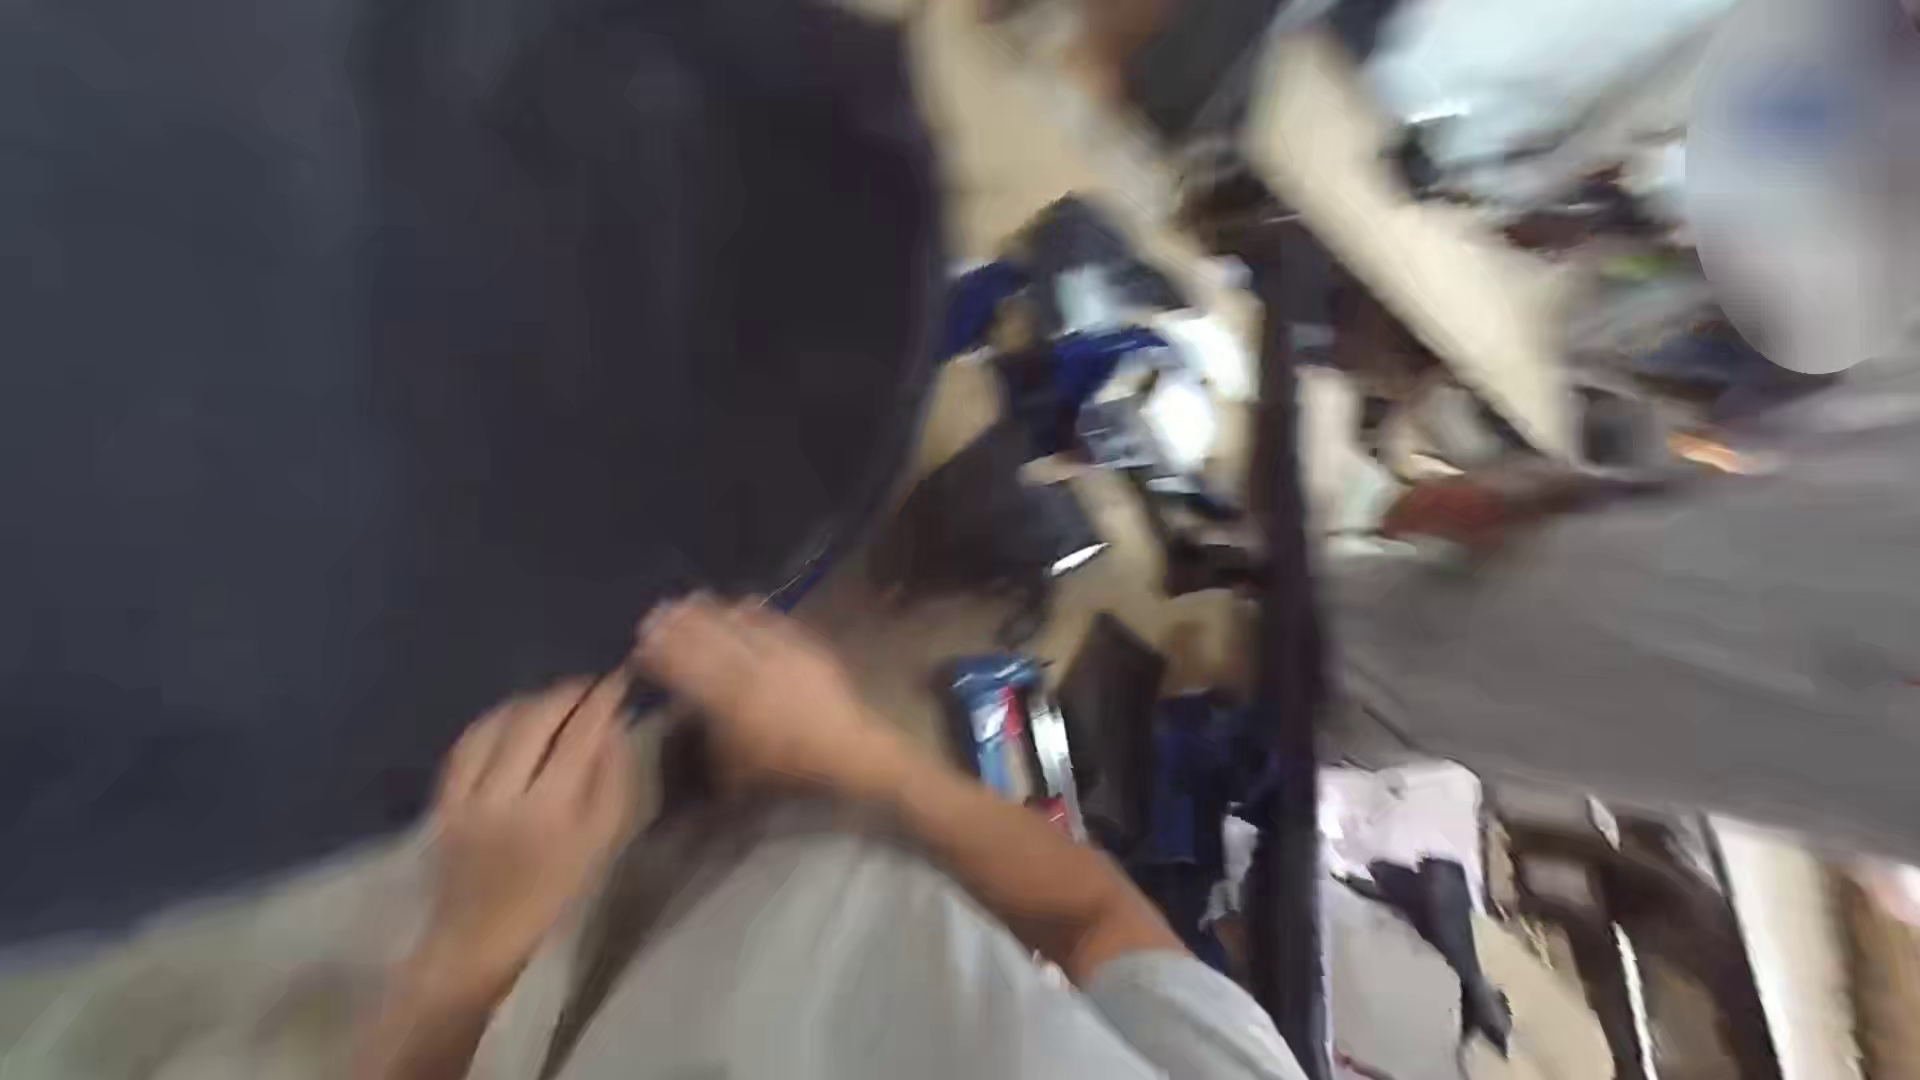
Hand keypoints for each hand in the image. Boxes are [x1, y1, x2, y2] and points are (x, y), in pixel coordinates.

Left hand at [418, 674, 637, 995]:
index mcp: (550, 810)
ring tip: (556, 697)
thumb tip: (613, 724)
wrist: (481, 938)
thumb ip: (612, 776)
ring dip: (530, 702)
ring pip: (495, 727)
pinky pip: (464, 746)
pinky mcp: (441, 804)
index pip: (580, 736)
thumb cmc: (557, 887)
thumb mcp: (603, 836)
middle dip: (566, 694)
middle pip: (534, 722)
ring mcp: (464, 800)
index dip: (601, 700)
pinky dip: (491, 721)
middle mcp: (502, 797)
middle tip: (590, 683)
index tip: (619, 679)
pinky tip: (513, 714)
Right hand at [633, 595, 906, 797]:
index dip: (664, 653)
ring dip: (713, 612)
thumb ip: (711, 734)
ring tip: (692, 598)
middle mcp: (753, 672)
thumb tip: (691, 710)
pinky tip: (743, 600)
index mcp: (732, 703)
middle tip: (659, 609)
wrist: (847, 747)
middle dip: (681, 625)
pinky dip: (758, 611)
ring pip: (740, 627)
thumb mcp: (739, 764)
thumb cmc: (790, 765)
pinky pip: (777, 624)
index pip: (689, 671)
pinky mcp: (806, 647)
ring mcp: (782, 655)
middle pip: (710, 643)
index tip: (644, 639)